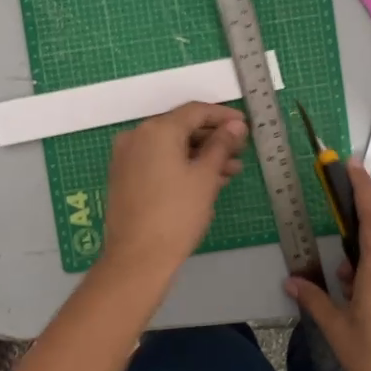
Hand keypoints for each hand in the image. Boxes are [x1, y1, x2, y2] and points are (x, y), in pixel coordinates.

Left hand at [99, 102, 247, 280]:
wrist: (137, 258)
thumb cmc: (176, 214)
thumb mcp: (205, 177)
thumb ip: (221, 145)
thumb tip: (235, 125)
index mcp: (156, 130)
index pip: (195, 111)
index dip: (223, 116)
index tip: (245, 126)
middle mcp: (137, 136)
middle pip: (181, 127)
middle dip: (213, 138)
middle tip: (240, 150)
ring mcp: (127, 157)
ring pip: (171, 147)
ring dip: (201, 155)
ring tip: (232, 170)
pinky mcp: (125, 177)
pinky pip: (159, 161)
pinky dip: (182, 166)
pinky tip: (207, 180)